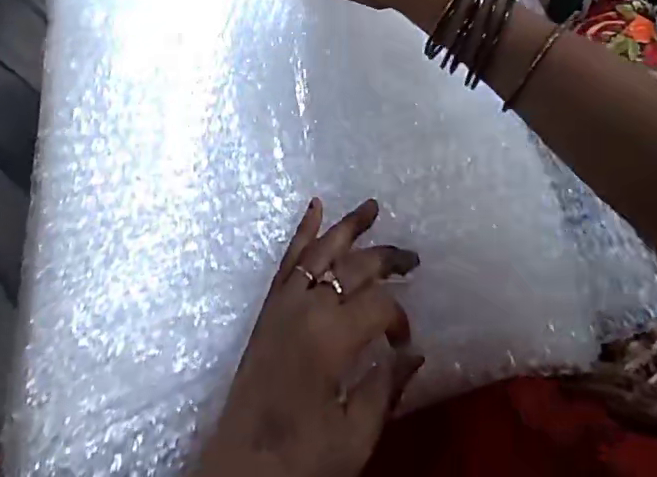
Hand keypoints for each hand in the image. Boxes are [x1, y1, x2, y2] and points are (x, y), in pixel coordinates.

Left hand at [194, 199, 423, 476]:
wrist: (240, 468)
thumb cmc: (301, 457)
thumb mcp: (354, 435)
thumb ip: (386, 388)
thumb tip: (416, 353)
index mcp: (331, 337)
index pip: (379, 306)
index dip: (399, 321)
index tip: (404, 345)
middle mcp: (306, 306)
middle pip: (354, 267)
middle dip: (386, 258)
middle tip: (413, 260)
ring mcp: (283, 301)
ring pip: (320, 250)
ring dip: (347, 226)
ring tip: (372, 206)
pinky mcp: (268, 306)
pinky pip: (288, 259)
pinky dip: (302, 230)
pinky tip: (315, 207)